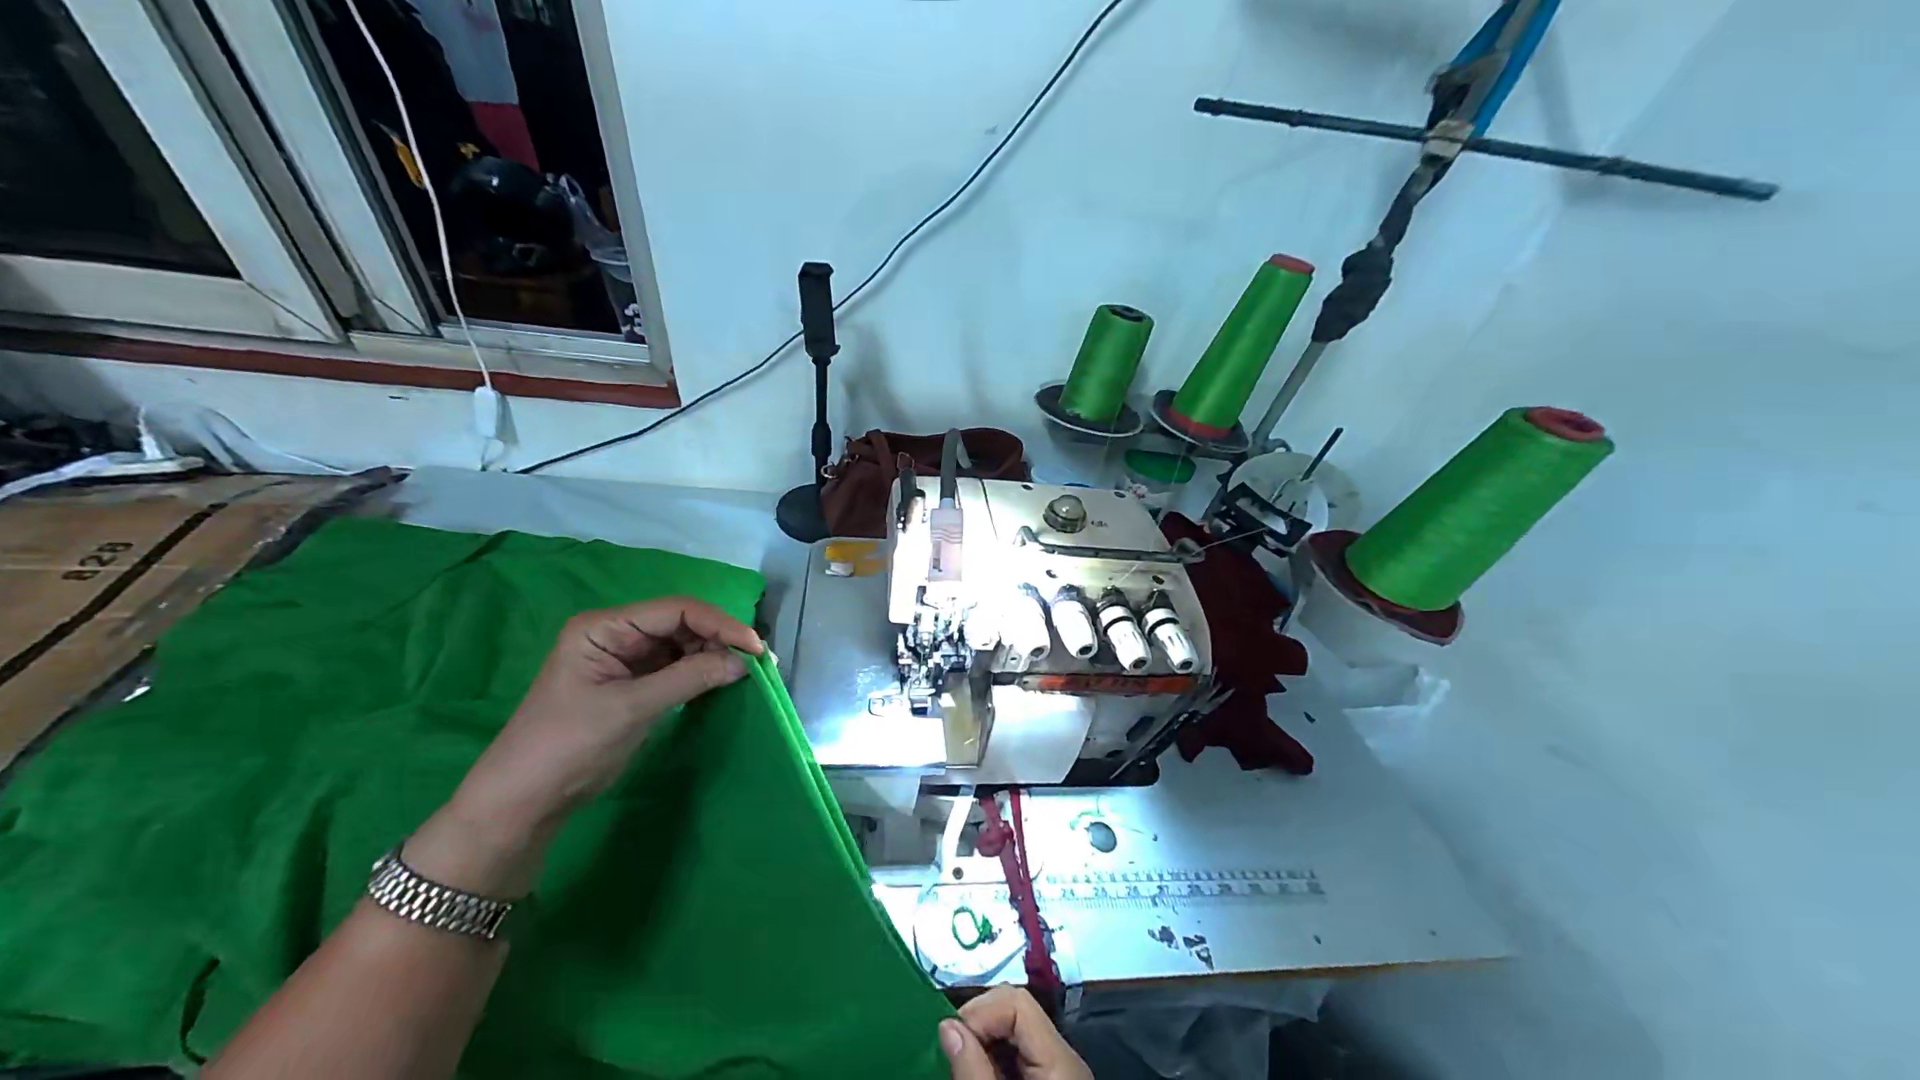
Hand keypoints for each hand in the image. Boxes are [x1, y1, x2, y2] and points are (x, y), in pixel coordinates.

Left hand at [408, 598, 762, 897]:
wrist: (525, 800)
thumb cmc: (569, 745)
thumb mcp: (631, 708)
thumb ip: (689, 678)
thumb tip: (744, 663)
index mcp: (605, 626)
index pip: (676, 610)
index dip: (720, 624)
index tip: (755, 648)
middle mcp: (617, 634)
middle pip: (682, 624)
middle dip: (720, 640)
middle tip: (757, 664)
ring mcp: (626, 659)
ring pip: (683, 645)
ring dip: (713, 657)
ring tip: (744, 674)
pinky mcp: (634, 684)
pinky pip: (677, 668)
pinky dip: (701, 674)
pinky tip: (721, 683)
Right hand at [940, 987, 1091, 1079]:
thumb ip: (975, 1070)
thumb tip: (947, 1025)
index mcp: (1060, 1060)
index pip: (1017, 1001)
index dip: (980, 1011)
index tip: (951, 1039)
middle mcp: (1063, 1056)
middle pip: (1014, 1009)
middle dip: (978, 1024)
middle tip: (953, 1055)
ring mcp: (1057, 1068)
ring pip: (1013, 1029)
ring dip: (982, 1040)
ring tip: (963, 1065)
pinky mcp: (1048, 1079)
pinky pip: (1017, 1051)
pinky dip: (993, 1056)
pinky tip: (980, 1073)